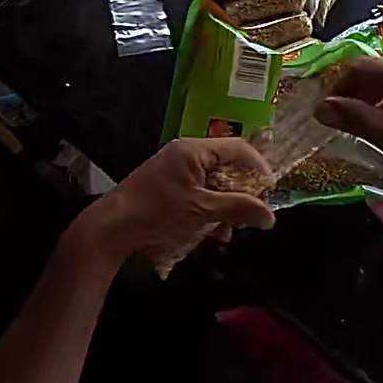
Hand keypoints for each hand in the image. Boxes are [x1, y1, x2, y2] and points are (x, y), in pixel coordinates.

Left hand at [77, 138, 275, 271]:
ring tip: (227, 232)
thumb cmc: (157, 213)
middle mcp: (186, 155)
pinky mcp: (170, 189)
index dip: (259, 167)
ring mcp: (177, 172)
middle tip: (251, 216)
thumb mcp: (202, 211)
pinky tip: (212, 235)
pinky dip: (209, 213)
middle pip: (228, 168)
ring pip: (215, 186)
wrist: (112, 229)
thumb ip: (238, 209)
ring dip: (226, 209)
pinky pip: (200, 196)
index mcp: (194, 150)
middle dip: (241, 194)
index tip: (271, 191)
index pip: (238, 148)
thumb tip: (270, 216)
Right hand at [313, 58, 382, 212]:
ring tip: (352, 138)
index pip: (362, 66)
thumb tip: (321, 107)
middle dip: (351, 99)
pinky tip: (379, 145)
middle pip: (375, 79)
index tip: (319, 114)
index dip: (337, 87)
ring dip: (368, 113)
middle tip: (331, 128)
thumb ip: (356, 118)